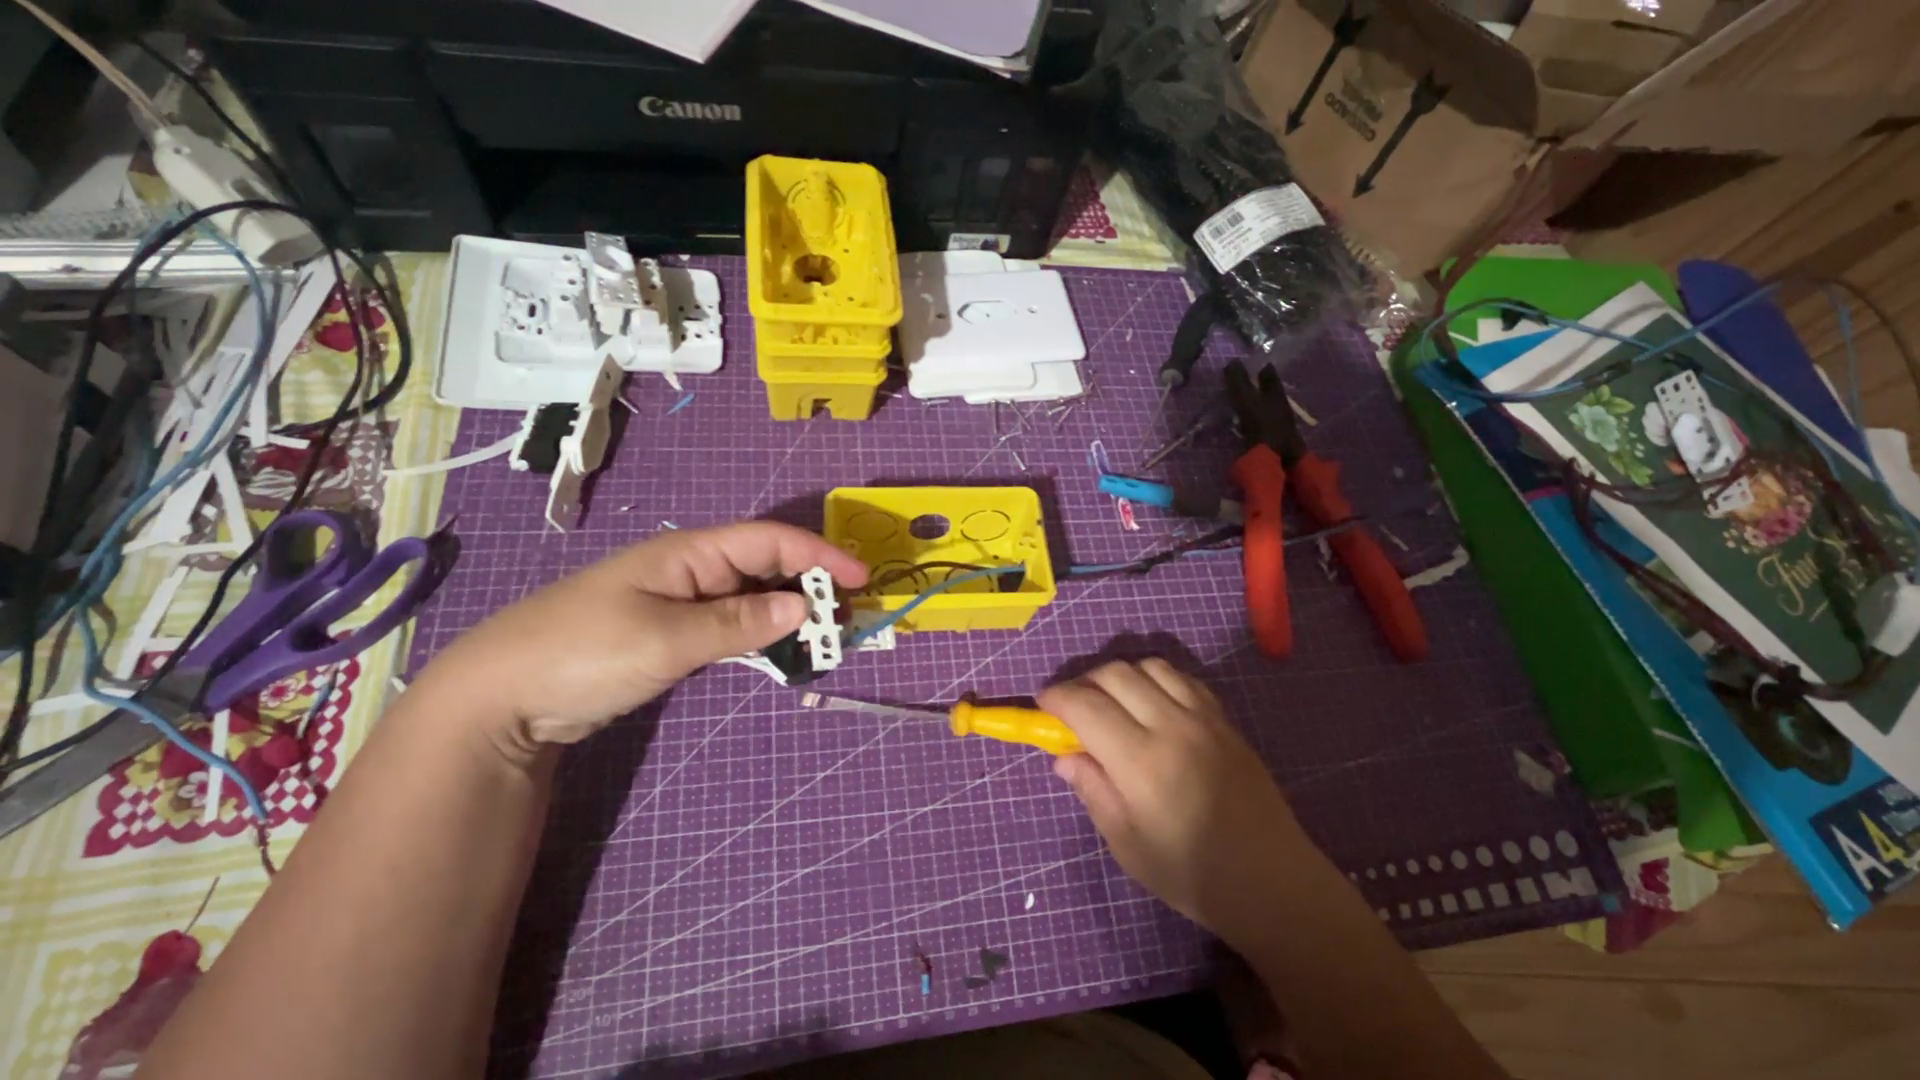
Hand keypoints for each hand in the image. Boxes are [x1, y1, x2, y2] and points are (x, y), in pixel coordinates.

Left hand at [417, 522, 866, 761]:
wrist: (502, 697)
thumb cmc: (584, 653)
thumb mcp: (666, 639)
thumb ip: (737, 624)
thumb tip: (801, 609)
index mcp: (686, 554)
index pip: (767, 541)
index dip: (817, 555)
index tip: (860, 578)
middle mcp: (687, 570)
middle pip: (762, 566)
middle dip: (810, 582)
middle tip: (851, 614)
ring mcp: (676, 603)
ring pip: (748, 597)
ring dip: (787, 611)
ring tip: (827, 634)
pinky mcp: (667, 636)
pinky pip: (728, 626)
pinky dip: (759, 635)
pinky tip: (779, 650)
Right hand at [1040, 659, 1306, 948]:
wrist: (1271, 882)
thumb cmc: (1191, 874)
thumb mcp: (1127, 844)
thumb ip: (1093, 790)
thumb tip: (1064, 757)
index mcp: (1141, 760)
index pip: (1086, 705)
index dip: (1057, 699)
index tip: (1043, 707)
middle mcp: (1172, 726)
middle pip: (1116, 674)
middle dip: (1084, 683)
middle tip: (1072, 710)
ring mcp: (1205, 719)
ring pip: (1151, 667)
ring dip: (1122, 677)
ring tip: (1112, 705)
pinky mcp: (1226, 722)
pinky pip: (1184, 680)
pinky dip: (1157, 681)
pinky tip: (1152, 707)